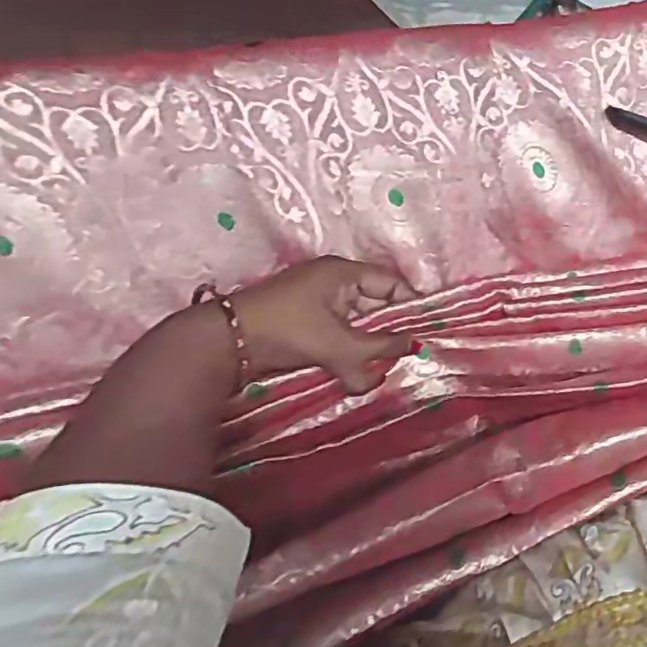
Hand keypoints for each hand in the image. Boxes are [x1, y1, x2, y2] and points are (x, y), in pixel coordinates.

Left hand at [229, 256, 415, 391]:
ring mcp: (316, 302)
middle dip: (390, 331)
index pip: (392, 285)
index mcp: (343, 274)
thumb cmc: (284, 331)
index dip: (412, 306)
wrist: (220, 344)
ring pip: (358, 323)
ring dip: (369, 347)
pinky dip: (349, 351)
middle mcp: (332, 282)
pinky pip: (339, 333)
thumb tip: (411, 349)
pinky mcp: (303, 323)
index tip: (426, 330)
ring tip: (382, 368)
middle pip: (376, 305)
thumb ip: (378, 349)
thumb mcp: (338, 343)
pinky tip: (357, 372)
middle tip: (408, 353)